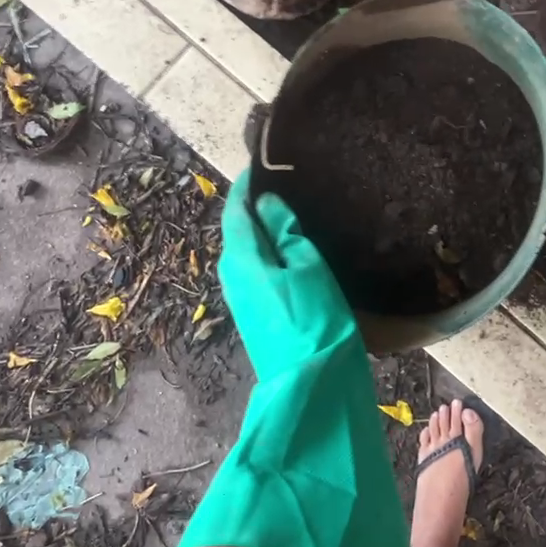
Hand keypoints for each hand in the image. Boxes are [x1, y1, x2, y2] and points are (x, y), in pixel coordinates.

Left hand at [219, 167, 360, 372]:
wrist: (311, 383)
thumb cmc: (314, 319)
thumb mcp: (309, 268)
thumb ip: (286, 233)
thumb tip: (266, 205)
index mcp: (241, 257)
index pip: (237, 210)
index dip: (248, 185)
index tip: (264, 162)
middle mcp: (231, 274)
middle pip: (238, 229)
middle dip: (256, 205)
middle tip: (285, 182)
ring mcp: (239, 296)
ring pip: (248, 250)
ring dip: (264, 229)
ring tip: (292, 209)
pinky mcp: (253, 311)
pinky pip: (255, 268)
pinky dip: (268, 250)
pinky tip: (290, 246)